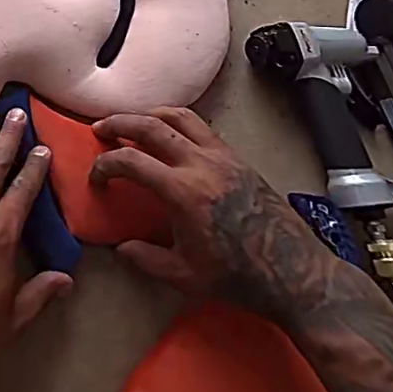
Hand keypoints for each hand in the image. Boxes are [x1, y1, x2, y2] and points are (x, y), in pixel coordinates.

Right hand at [89, 106, 333, 318]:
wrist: (296, 273)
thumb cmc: (238, 276)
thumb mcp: (183, 275)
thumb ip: (145, 258)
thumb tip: (121, 247)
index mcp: (182, 191)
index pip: (129, 161)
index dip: (104, 165)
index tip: (96, 177)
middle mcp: (201, 164)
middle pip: (150, 125)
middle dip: (119, 123)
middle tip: (100, 129)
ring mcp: (222, 157)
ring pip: (179, 117)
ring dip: (149, 114)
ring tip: (133, 122)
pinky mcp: (238, 158)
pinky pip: (202, 128)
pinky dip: (177, 123)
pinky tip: (171, 136)